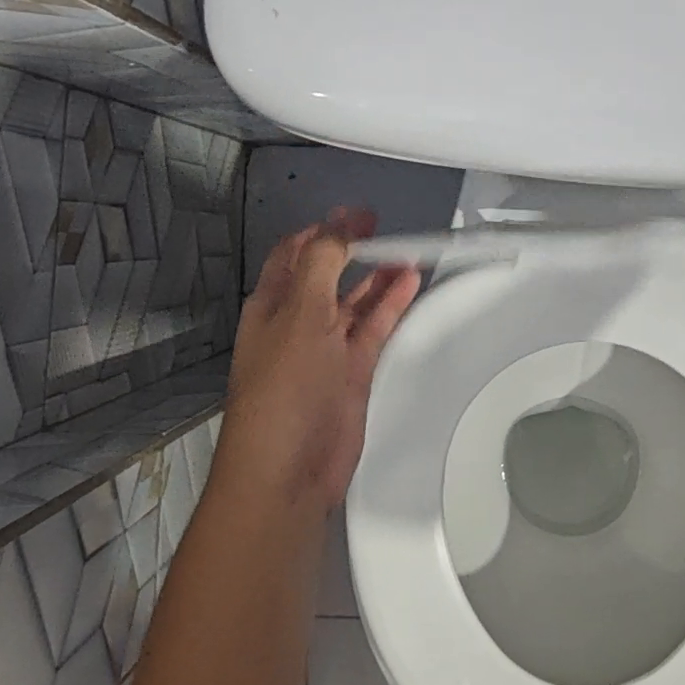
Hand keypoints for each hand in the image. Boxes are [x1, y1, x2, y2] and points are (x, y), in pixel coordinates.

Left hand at [217, 209, 421, 509]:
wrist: (288, 471)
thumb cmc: (285, 385)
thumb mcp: (300, 313)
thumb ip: (323, 263)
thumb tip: (340, 222)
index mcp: (272, 304)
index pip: (296, 253)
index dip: (325, 229)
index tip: (361, 214)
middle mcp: (297, 321)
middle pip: (328, 274)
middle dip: (354, 250)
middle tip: (388, 228)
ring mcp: (326, 348)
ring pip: (355, 301)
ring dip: (378, 276)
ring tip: (409, 252)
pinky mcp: (353, 372)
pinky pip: (374, 329)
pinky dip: (391, 305)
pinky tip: (411, 284)